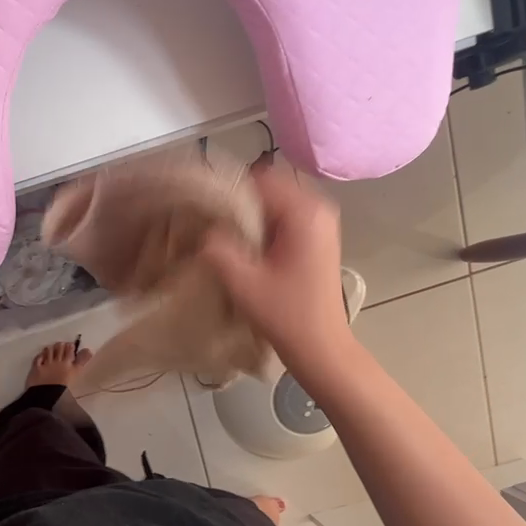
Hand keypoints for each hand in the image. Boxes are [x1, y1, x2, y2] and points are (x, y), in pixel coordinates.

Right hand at [201, 167, 354, 375]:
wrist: (320, 347)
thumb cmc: (285, 316)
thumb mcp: (243, 283)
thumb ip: (218, 248)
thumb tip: (204, 228)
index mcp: (304, 211)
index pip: (258, 179)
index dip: (229, 193)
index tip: (206, 215)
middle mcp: (318, 208)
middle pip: (267, 188)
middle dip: (238, 206)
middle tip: (214, 231)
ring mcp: (320, 223)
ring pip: (273, 205)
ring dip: (248, 220)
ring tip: (228, 244)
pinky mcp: (316, 239)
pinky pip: (282, 220)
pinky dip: (262, 230)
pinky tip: (247, 255)